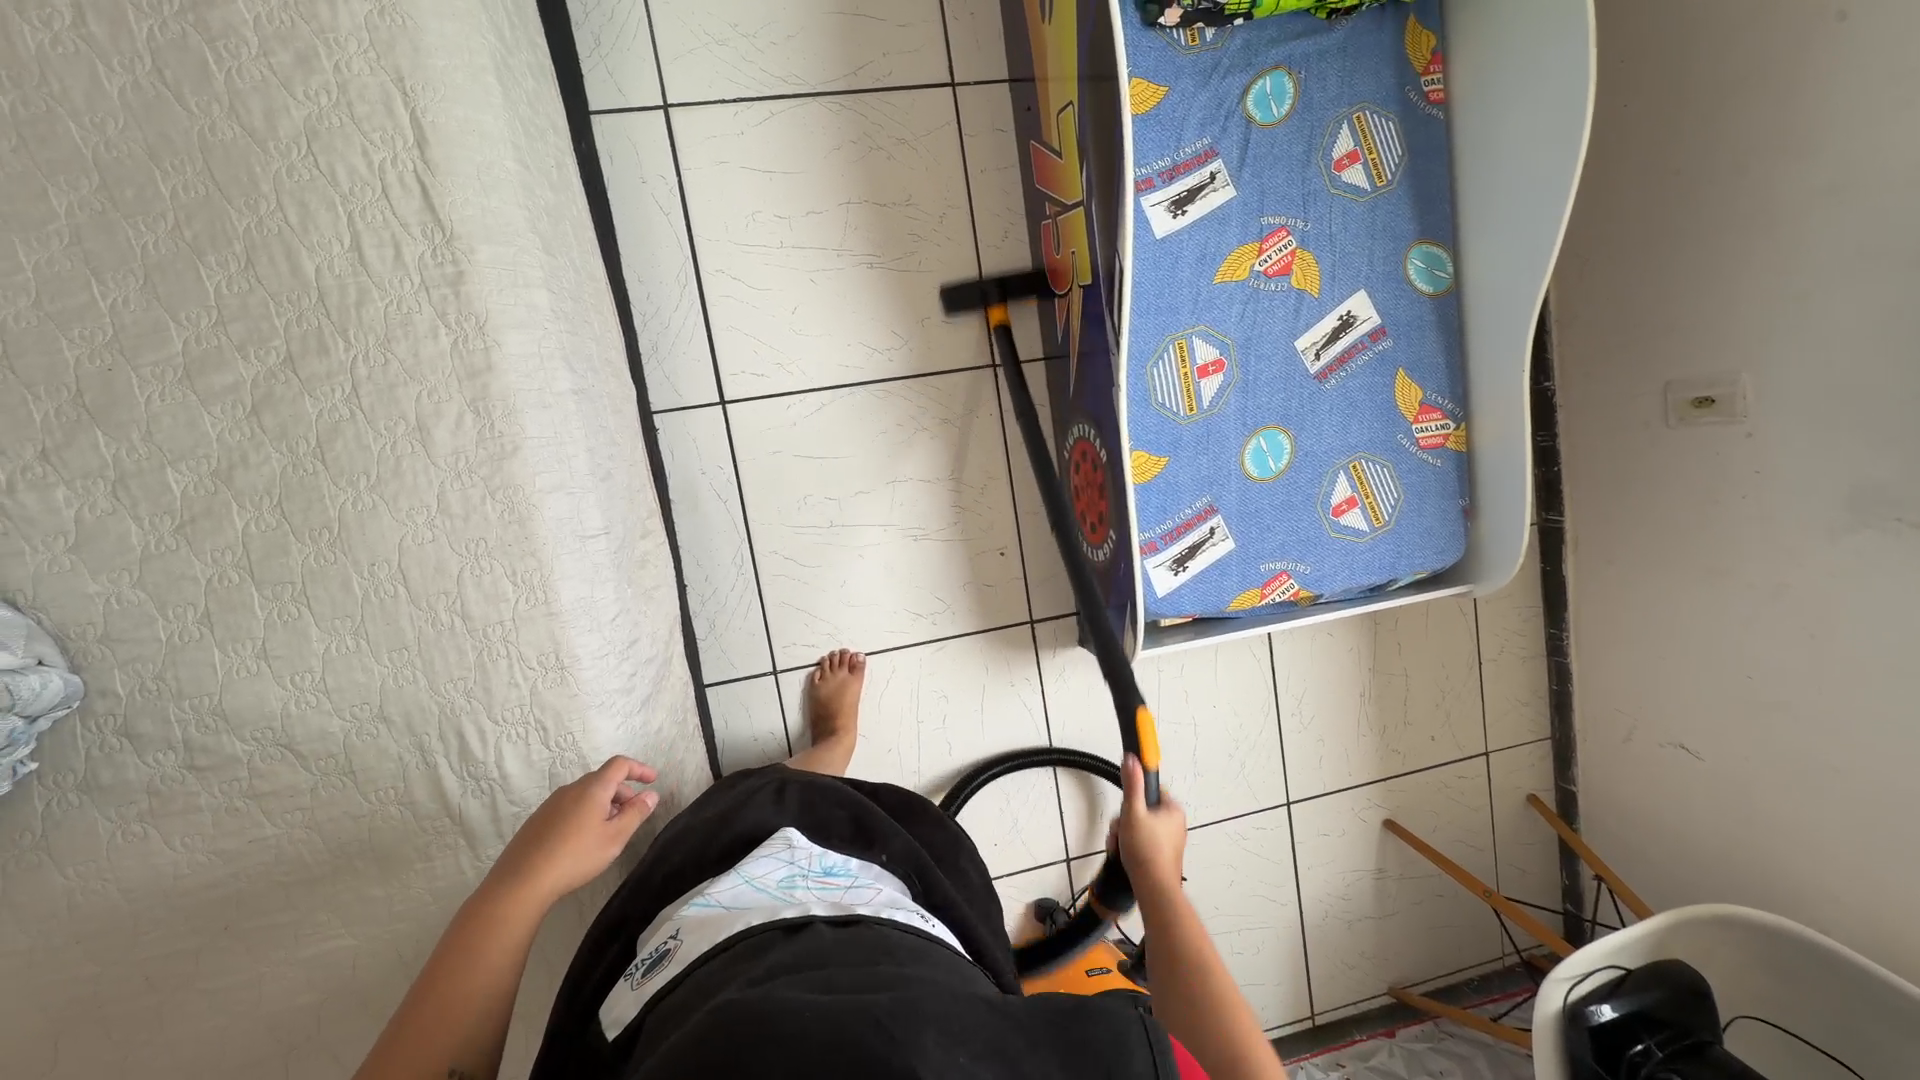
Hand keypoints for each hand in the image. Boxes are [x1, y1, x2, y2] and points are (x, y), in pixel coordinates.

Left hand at [486, 756, 659, 907]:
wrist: (522, 880)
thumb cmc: (576, 856)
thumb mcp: (615, 837)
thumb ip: (636, 813)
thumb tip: (651, 795)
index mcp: (592, 788)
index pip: (620, 765)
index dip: (639, 768)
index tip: (653, 780)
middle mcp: (571, 789)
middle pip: (603, 779)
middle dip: (623, 792)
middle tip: (633, 814)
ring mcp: (551, 803)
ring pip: (586, 794)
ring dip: (604, 804)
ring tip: (610, 829)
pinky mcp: (539, 819)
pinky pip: (571, 806)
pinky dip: (586, 812)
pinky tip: (584, 839)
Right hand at [1110, 753, 1185, 892]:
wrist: (1153, 888)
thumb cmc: (1145, 849)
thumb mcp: (1133, 812)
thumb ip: (1132, 784)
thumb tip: (1132, 757)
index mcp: (1173, 810)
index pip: (1151, 791)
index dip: (1134, 798)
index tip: (1126, 810)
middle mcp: (1175, 824)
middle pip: (1142, 810)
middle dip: (1125, 821)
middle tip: (1120, 832)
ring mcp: (1170, 842)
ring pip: (1140, 827)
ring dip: (1124, 834)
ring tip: (1120, 846)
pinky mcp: (1163, 856)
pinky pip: (1143, 843)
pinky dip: (1131, 846)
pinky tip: (1124, 855)